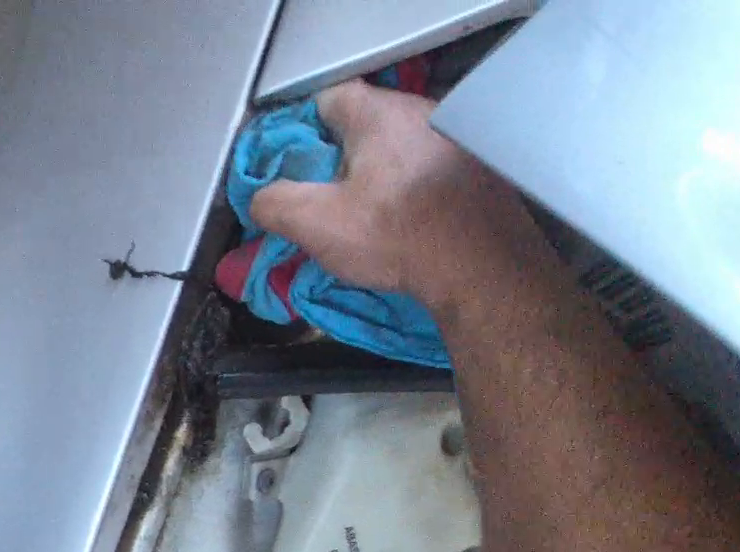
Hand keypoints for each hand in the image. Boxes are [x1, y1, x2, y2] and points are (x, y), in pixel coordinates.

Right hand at [250, 80, 547, 311]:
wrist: (477, 263)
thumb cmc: (393, 235)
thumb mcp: (311, 223)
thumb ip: (272, 202)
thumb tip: (261, 197)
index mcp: (381, 116)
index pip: (326, 100)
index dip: (298, 132)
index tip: (286, 169)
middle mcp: (422, 112)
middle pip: (357, 125)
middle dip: (329, 158)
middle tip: (313, 197)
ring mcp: (452, 135)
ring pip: (387, 146)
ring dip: (364, 174)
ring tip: (351, 212)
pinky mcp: (470, 163)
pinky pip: (416, 164)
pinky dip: (395, 185)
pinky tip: (390, 216)